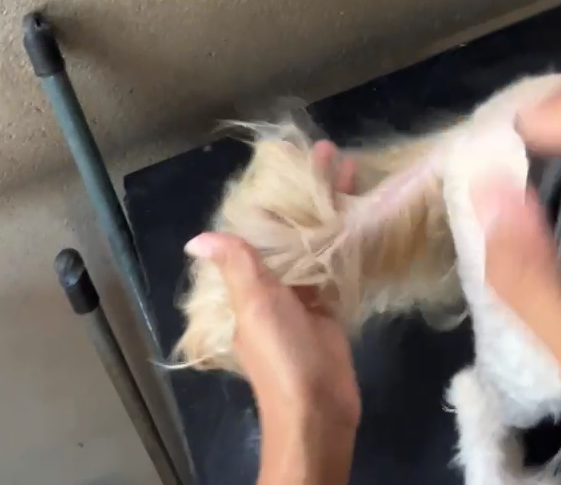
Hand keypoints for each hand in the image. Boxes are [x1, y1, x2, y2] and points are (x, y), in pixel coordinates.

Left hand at [185, 142, 361, 484]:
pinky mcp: (333, 303)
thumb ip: (237, 266)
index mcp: (251, 280)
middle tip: (330, 151)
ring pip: (320, 237)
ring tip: (352, 167)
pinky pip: (340, 261)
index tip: (293, 159)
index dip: (277, 191)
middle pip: (295, 224)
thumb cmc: (282, 354)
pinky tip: (364, 212)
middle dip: (311, 189)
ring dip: (333, 205)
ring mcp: (307, 292)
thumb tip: (196, 239)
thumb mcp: (256, 306)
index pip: (262, 224)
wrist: (318, 409)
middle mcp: (276, 281)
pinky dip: (350, 236)